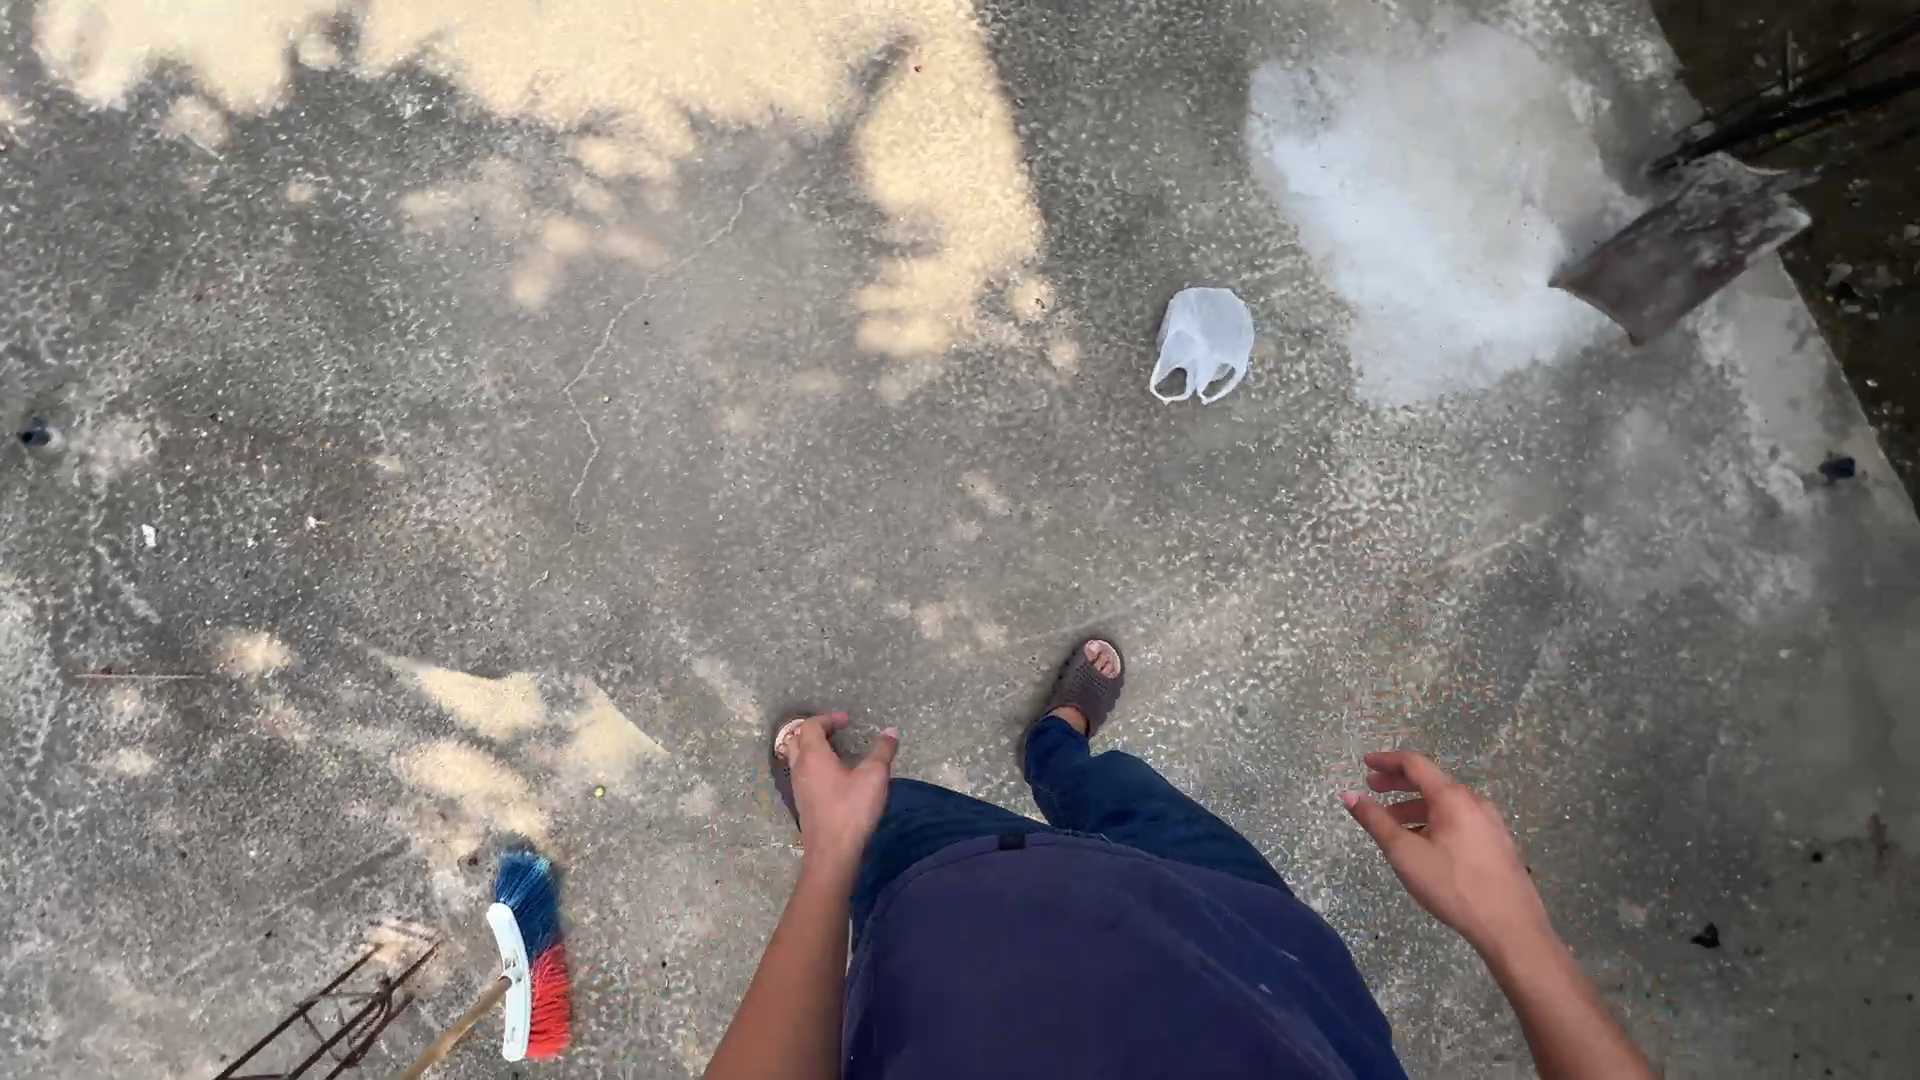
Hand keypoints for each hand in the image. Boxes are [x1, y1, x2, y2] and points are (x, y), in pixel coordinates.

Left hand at [780, 713, 897, 875]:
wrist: (831, 854)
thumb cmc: (851, 810)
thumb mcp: (874, 776)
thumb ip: (883, 751)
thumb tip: (890, 731)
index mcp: (813, 756)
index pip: (811, 725)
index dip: (829, 718)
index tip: (848, 721)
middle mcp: (800, 768)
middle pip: (798, 739)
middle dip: (816, 730)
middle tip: (837, 731)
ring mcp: (798, 787)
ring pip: (798, 758)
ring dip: (814, 748)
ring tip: (838, 752)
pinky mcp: (803, 803)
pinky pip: (803, 774)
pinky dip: (815, 765)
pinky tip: (836, 777)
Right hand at [1341, 751, 1554, 958]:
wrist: (1513, 931)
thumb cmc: (1453, 886)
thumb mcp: (1404, 852)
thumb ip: (1374, 820)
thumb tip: (1347, 794)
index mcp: (1453, 798)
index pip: (1415, 764)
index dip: (1387, 760)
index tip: (1365, 763)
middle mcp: (1474, 803)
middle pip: (1430, 781)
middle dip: (1397, 783)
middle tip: (1372, 789)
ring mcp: (1490, 824)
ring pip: (1444, 803)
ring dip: (1414, 805)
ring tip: (1392, 823)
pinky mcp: (1498, 844)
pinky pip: (1458, 819)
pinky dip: (1433, 819)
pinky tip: (1422, 842)